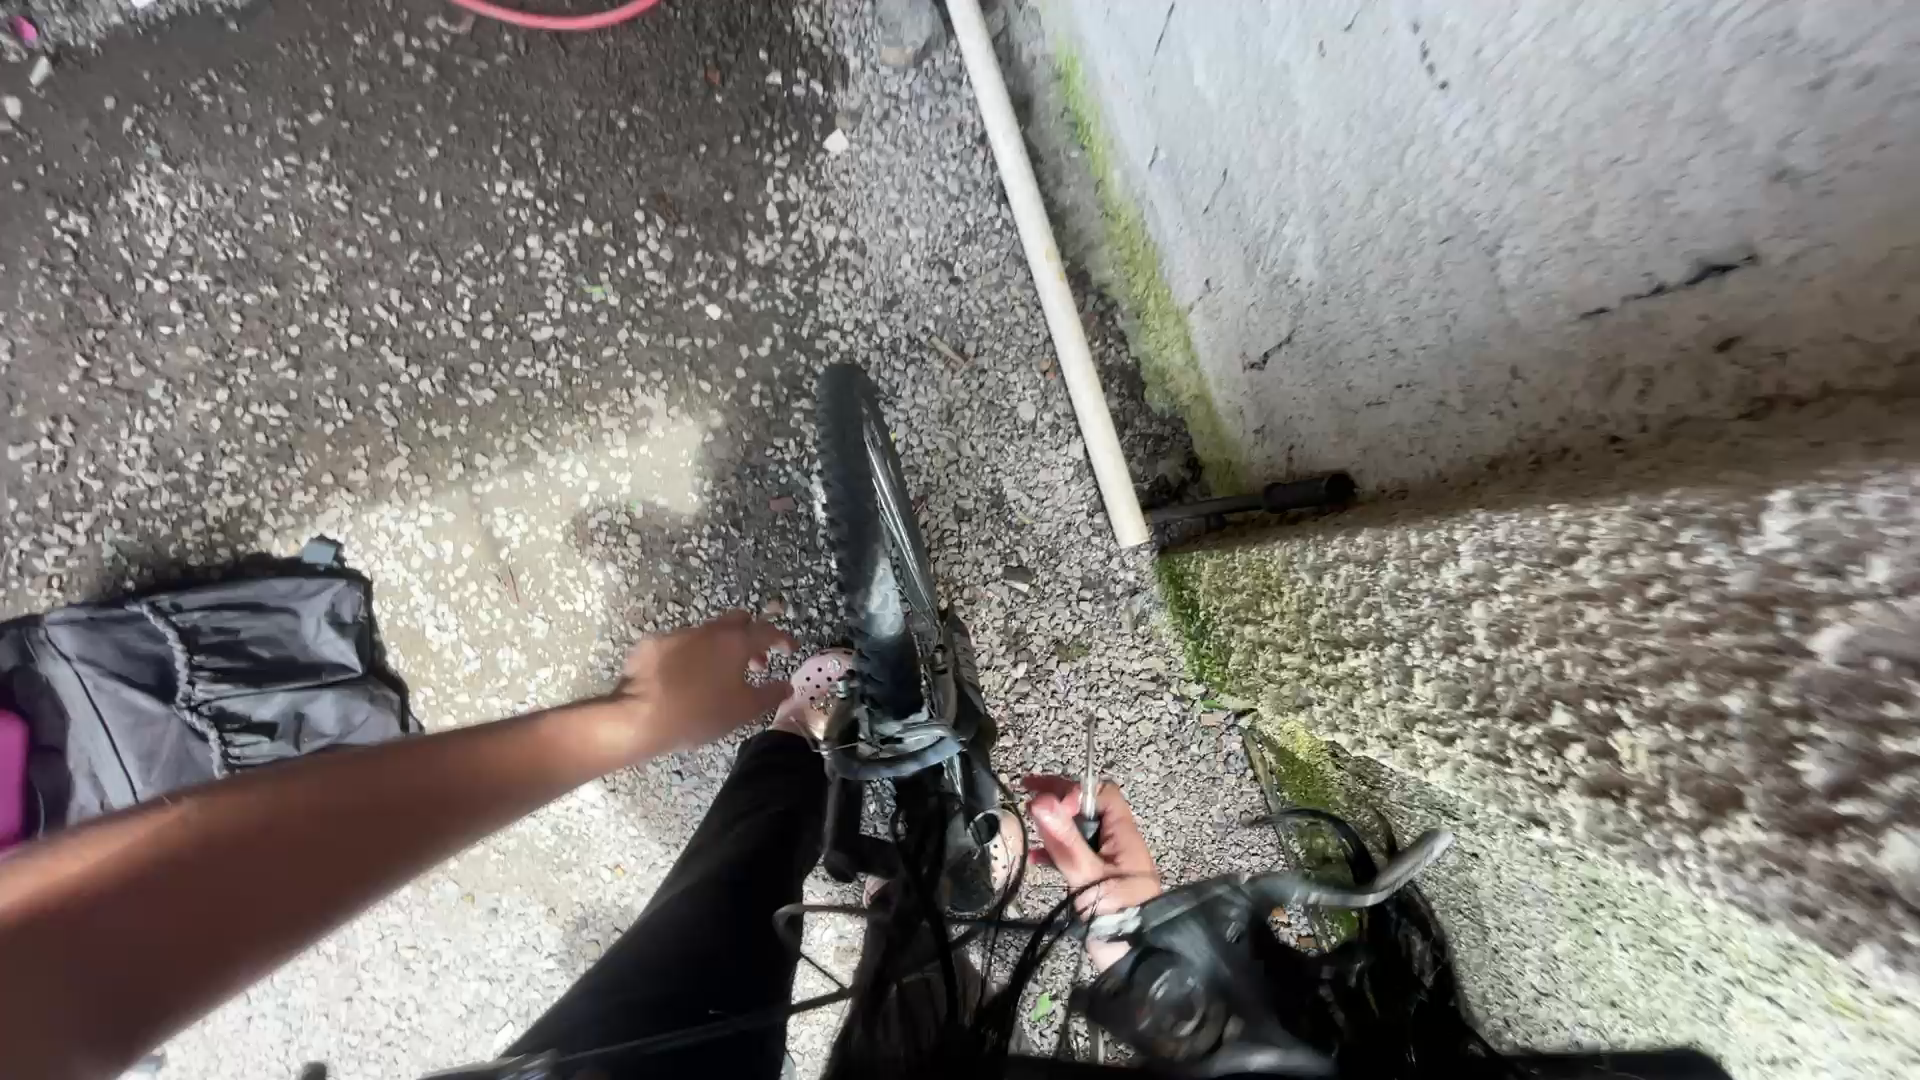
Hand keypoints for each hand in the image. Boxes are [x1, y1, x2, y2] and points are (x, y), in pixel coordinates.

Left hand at [607, 611, 794, 760]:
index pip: (769, 631)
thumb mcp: (743, 710)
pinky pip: (681, 644)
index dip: (783, 639)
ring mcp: (679, 634)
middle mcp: (709, 630)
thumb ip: (770, 694)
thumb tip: (787, 686)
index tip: (790, 649)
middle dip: (751, 635)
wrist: (638, 717)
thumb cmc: (700, 714)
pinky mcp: (654, 644)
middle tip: (755, 660)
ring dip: (720, 647)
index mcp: (735, 642)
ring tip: (719, 674)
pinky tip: (684, 678)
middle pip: (738, 620)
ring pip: (708, 632)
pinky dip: (691, 656)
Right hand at [1023, 773, 1162, 968]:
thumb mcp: (1088, 879)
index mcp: (1124, 835)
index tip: (1049, 803)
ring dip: (1054, 823)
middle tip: (1027, 790)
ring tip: (1027, 819)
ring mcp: (1108, 861)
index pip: (1101, 794)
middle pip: (1088, 807)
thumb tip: (1041, 801)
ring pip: (1079, 830)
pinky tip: (1035, 859)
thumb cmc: (1119, 919)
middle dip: (1058, 798)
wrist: (1137, 969)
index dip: (1074, 791)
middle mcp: (1117, 842)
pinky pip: (1076, 854)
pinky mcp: (1098, 880)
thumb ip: (1065, 842)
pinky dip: (1055, 851)